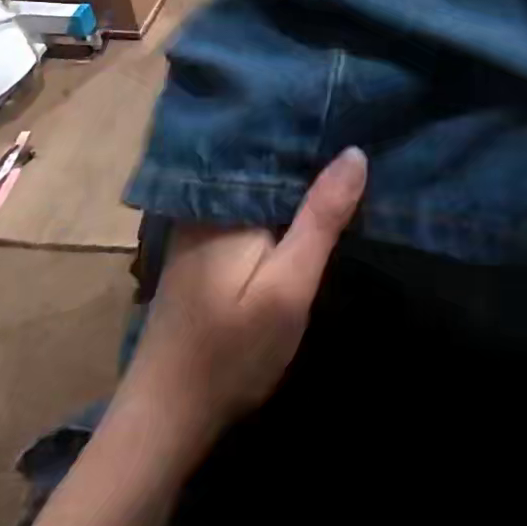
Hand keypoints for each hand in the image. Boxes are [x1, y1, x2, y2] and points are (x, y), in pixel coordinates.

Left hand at [120, 149, 367, 436]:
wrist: (168, 414)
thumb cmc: (232, 351)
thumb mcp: (289, 285)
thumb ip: (321, 218)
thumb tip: (354, 153)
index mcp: (226, 200)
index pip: (272, 142)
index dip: (313, 127)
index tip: (354, 111)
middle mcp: (208, 202)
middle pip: (264, 160)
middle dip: (307, 147)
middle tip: (357, 127)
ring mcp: (201, 225)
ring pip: (257, 183)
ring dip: (294, 173)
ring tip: (342, 151)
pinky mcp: (205, 248)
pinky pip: (249, 205)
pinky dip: (279, 199)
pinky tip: (307, 196)